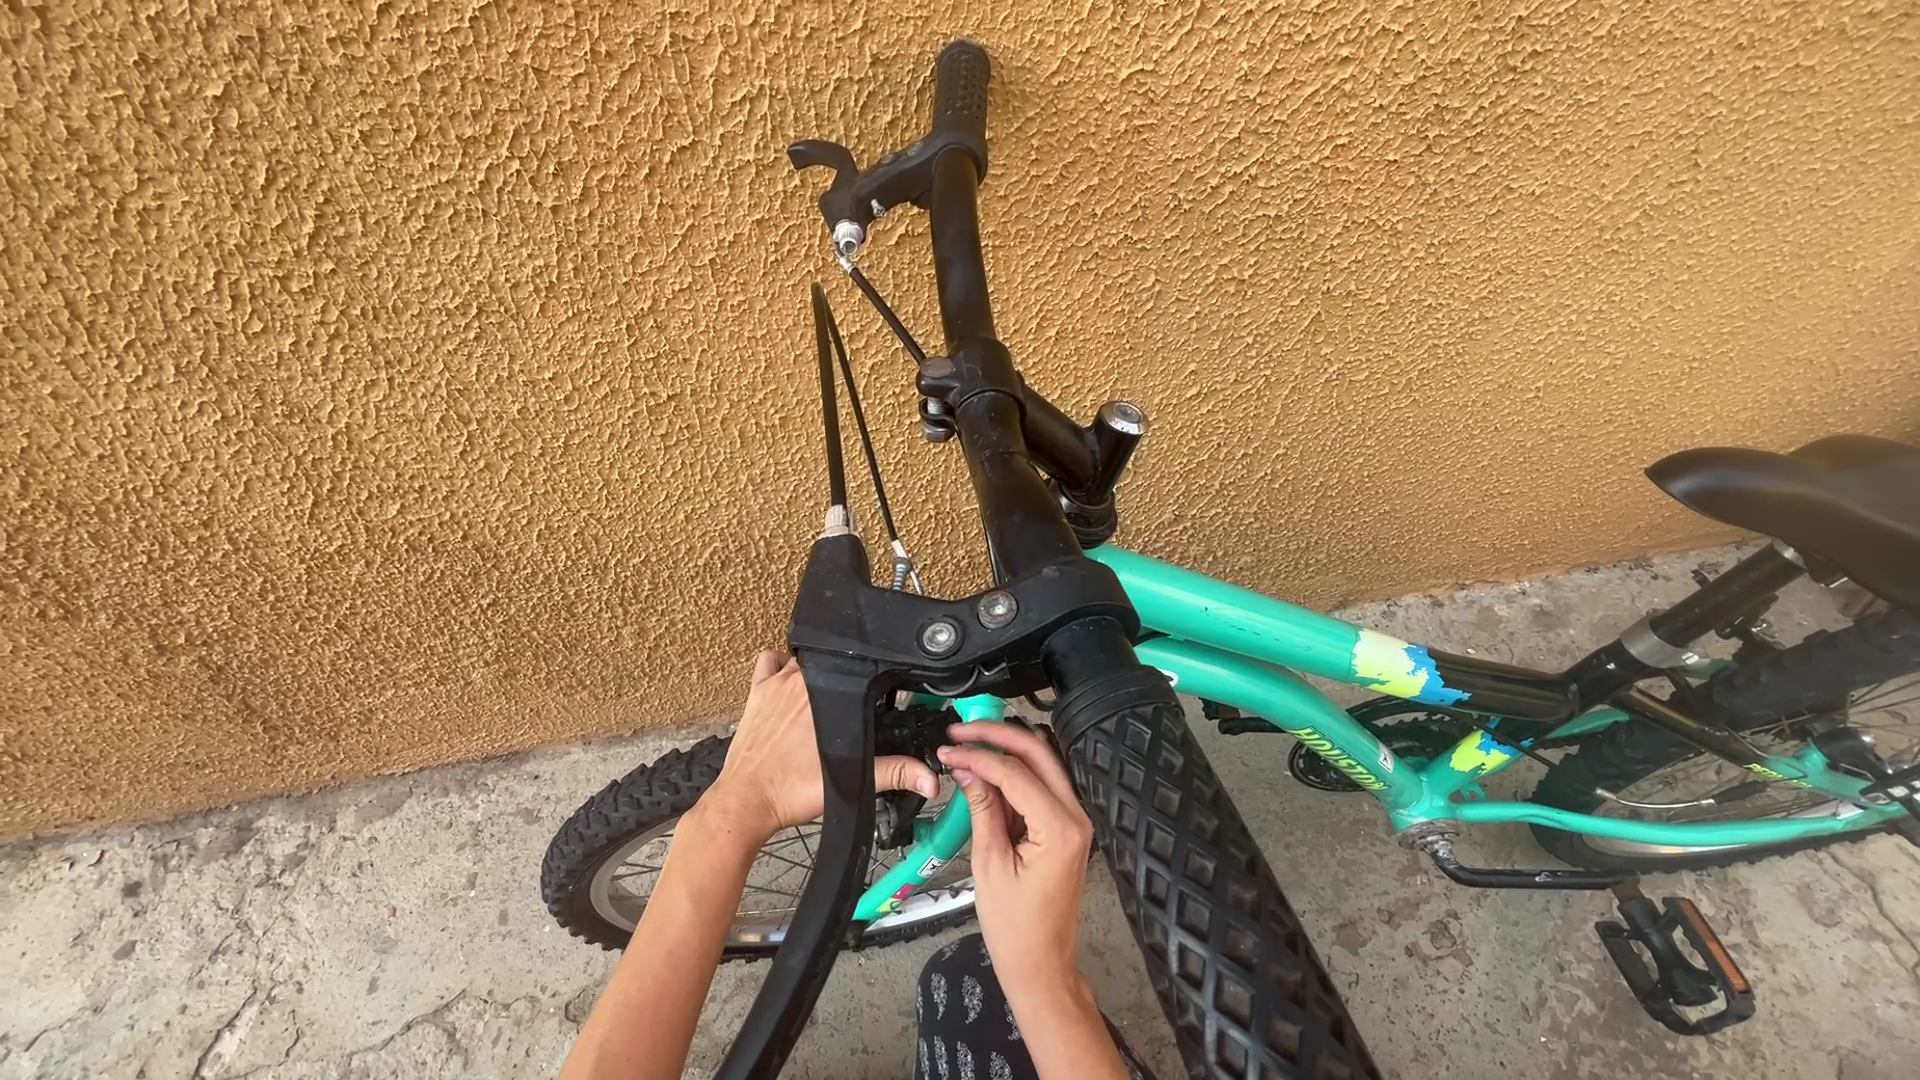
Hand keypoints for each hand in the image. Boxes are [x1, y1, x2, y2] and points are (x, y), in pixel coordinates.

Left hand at [704, 651, 939, 838]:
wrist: (746, 802)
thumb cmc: (790, 790)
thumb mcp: (849, 779)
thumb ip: (894, 773)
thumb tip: (931, 779)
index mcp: (826, 692)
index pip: (858, 670)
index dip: (871, 681)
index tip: (877, 695)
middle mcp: (800, 680)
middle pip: (834, 665)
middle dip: (846, 678)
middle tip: (852, 702)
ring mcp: (776, 683)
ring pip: (804, 660)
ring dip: (816, 670)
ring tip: (826, 691)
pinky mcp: (756, 693)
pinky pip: (769, 662)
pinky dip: (781, 663)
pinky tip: (790, 678)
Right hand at [937, 722, 1094, 1001]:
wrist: (1041, 965)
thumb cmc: (1014, 928)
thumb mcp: (989, 865)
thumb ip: (982, 809)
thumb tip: (966, 768)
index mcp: (1060, 828)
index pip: (1015, 773)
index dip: (977, 756)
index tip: (947, 750)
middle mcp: (1076, 815)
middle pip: (1038, 752)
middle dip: (996, 735)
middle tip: (959, 731)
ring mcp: (1075, 818)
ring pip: (1043, 762)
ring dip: (1006, 748)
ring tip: (968, 742)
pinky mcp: (1065, 825)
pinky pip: (1041, 784)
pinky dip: (1014, 771)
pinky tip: (984, 769)